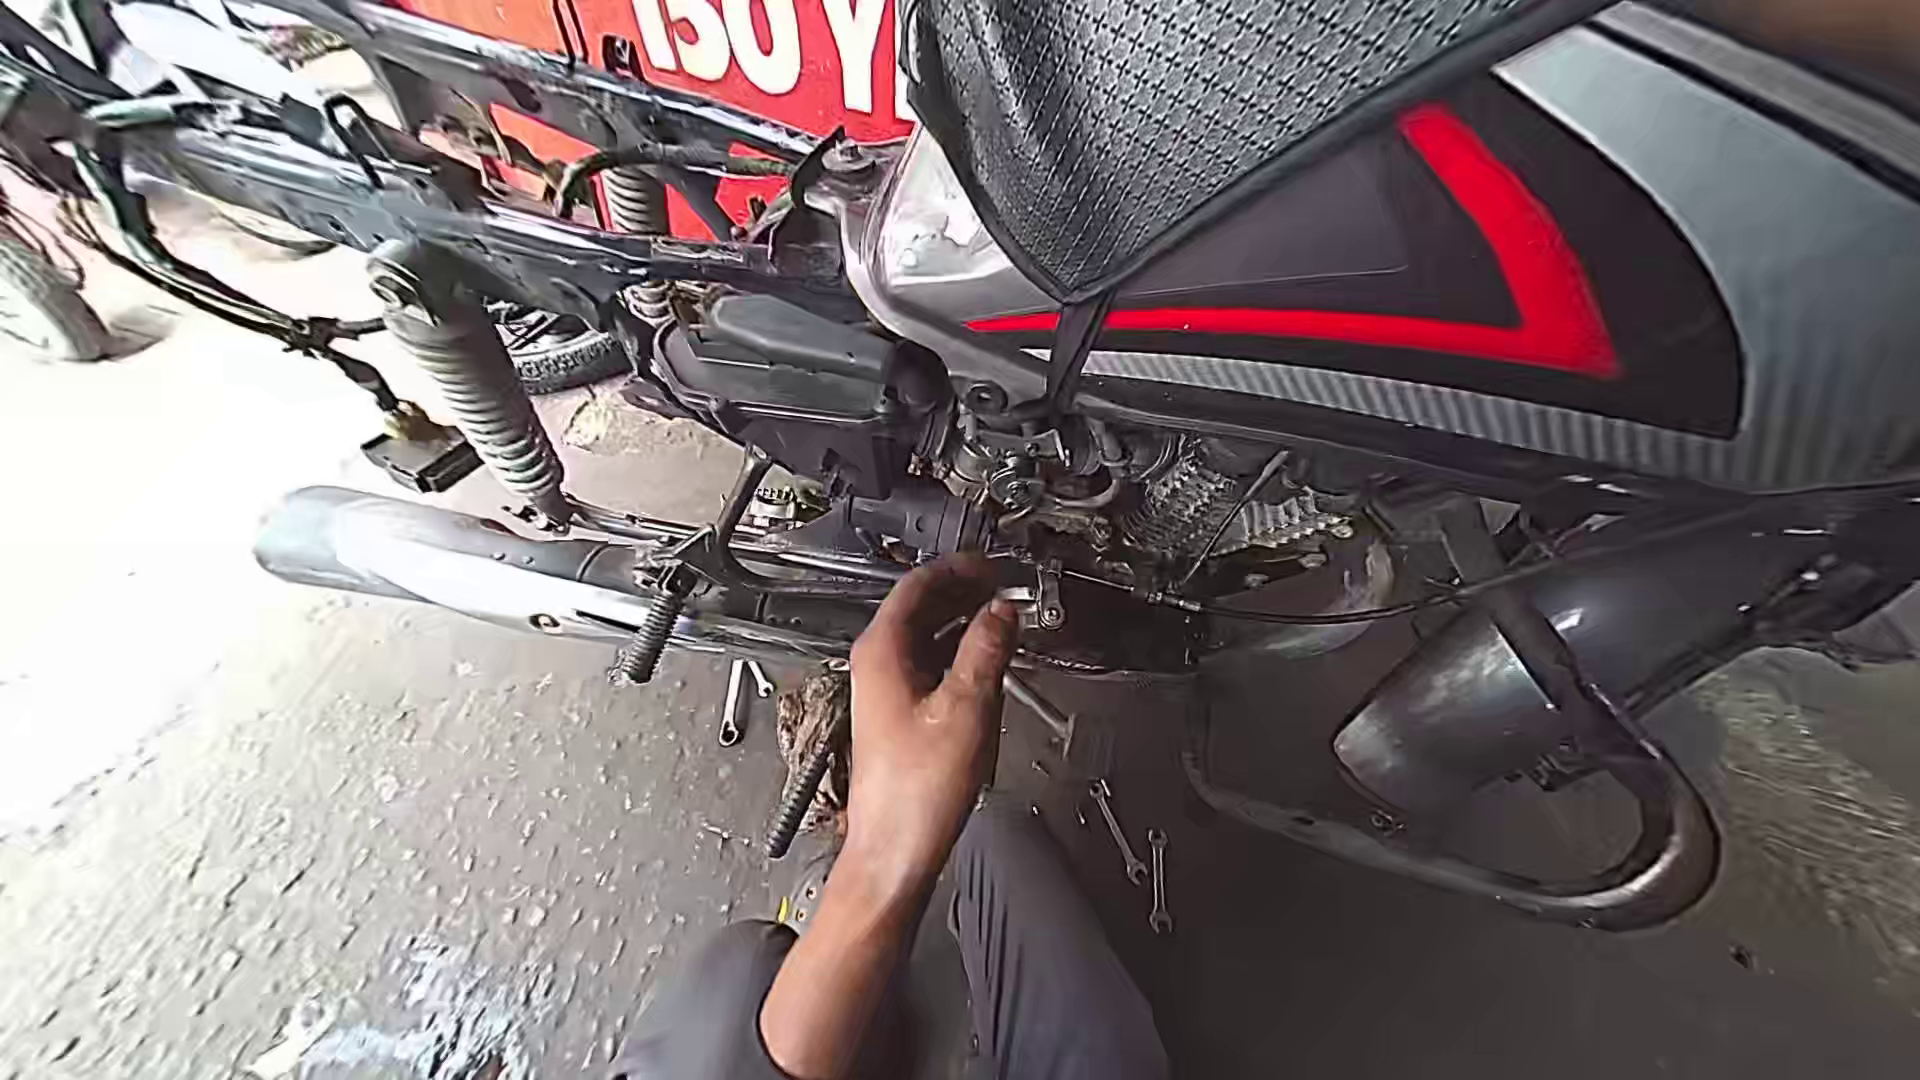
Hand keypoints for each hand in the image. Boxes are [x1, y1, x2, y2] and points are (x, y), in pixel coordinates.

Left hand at [843, 553, 1019, 895]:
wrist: (894, 847)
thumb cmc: (916, 790)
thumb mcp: (966, 707)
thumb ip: (987, 649)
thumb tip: (1001, 611)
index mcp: (882, 651)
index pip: (917, 585)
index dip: (956, 569)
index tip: (988, 566)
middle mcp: (878, 662)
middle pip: (920, 606)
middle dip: (962, 590)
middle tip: (999, 586)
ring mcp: (886, 685)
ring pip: (926, 633)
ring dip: (962, 618)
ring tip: (998, 614)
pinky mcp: (899, 707)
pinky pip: (929, 660)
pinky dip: (957, 648)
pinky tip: (983, 656)